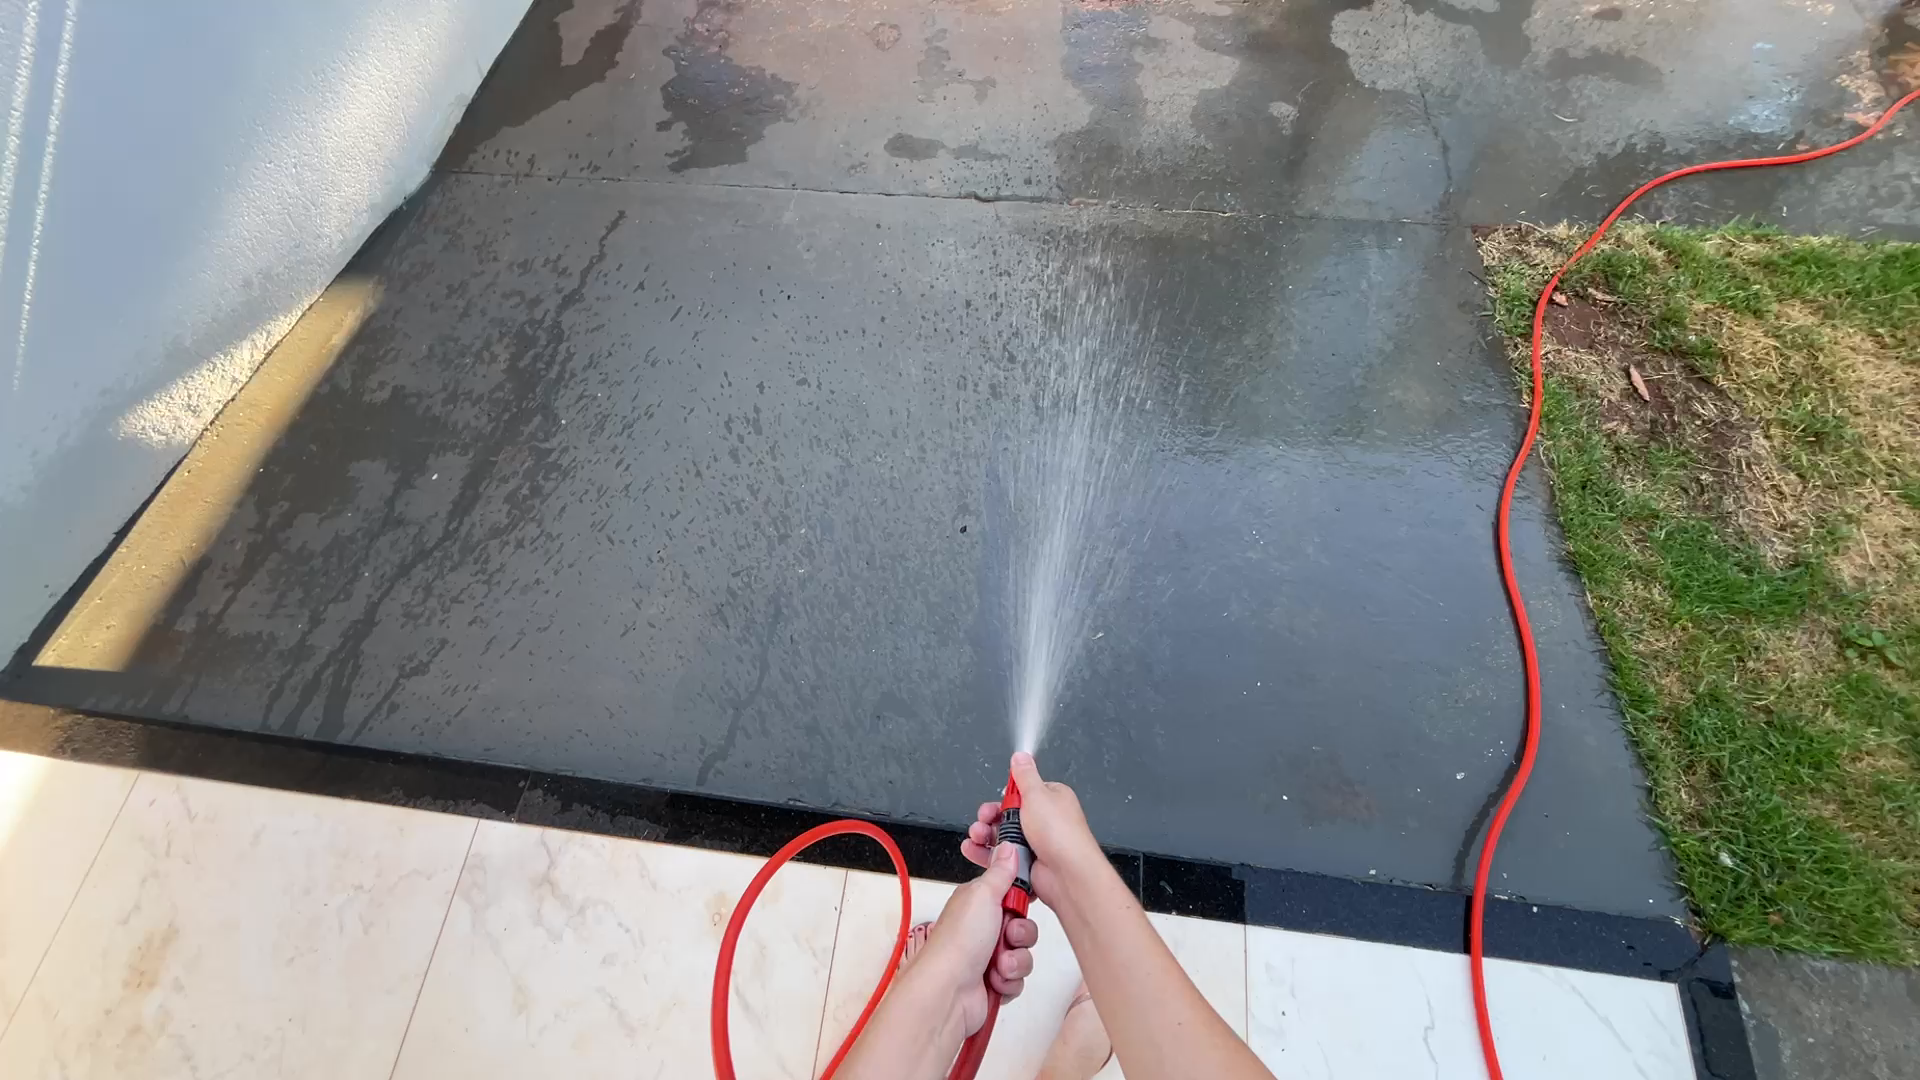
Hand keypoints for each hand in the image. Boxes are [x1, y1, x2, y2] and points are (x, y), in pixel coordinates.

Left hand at [919, 842, 1039, 1035]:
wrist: (949, 992)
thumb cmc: (960, 940)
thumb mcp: (983, 895)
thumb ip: (1000, 872)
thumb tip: (1008, 847)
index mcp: (978, 902)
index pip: (1012, 895)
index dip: (1021, 902)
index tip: (1020, 904)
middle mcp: (983, 927)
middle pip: (1022, 925)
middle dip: (1021, 933)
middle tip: (1008, 935)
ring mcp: (988, 956)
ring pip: (1023, 953)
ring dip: (1015, 960)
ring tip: (998, 965)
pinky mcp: (993, 982)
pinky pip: (1018, 978)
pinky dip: (1010, 981)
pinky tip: (995, 981)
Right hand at [960, 752, 1104, 905]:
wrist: (1068, 876)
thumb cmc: (1062, 835)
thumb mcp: (1038, 794)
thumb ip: (1025, 775)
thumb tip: (1021, 756)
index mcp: (1051, 799)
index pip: (1021, 792)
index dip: (1004, 798)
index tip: (992, 804)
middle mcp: (1044, 821)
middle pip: (1008, 815)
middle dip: (990, 819)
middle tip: (982, 821)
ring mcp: (1036, 843)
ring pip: (1003, 836)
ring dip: (986, 836)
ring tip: (976, 837)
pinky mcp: (1029, 863)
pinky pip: (1004, 856)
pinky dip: (990, 855)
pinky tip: (978, 852)